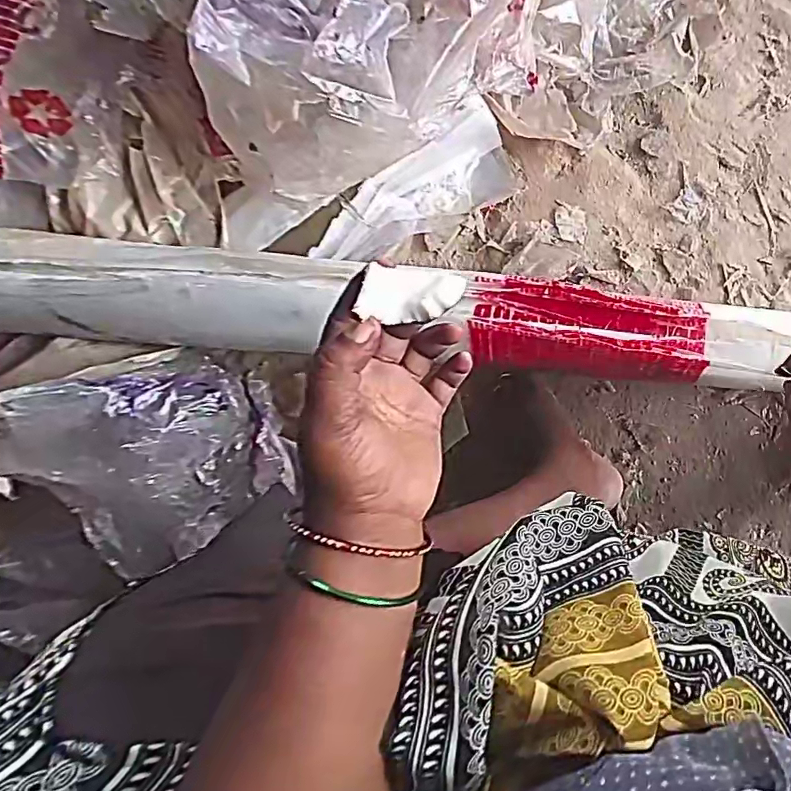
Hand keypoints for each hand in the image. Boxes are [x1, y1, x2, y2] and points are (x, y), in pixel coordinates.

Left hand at [301, 277, 473, 537]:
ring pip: (421, 349)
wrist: (374, 520)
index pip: (352, 322)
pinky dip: (453, 365)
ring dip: (436, 335)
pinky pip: (443, 378)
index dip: (366, 295)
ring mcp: (399, 394)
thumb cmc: (343, 476)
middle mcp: (370, 378)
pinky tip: (461, 360)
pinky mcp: (425, 411)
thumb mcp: (329, 417)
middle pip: (392, 329)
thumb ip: (339, 366)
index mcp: (341, 374)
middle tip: (432, 295)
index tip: (384, 271)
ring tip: (452, 331)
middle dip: (410, 309)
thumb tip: (363, 322)